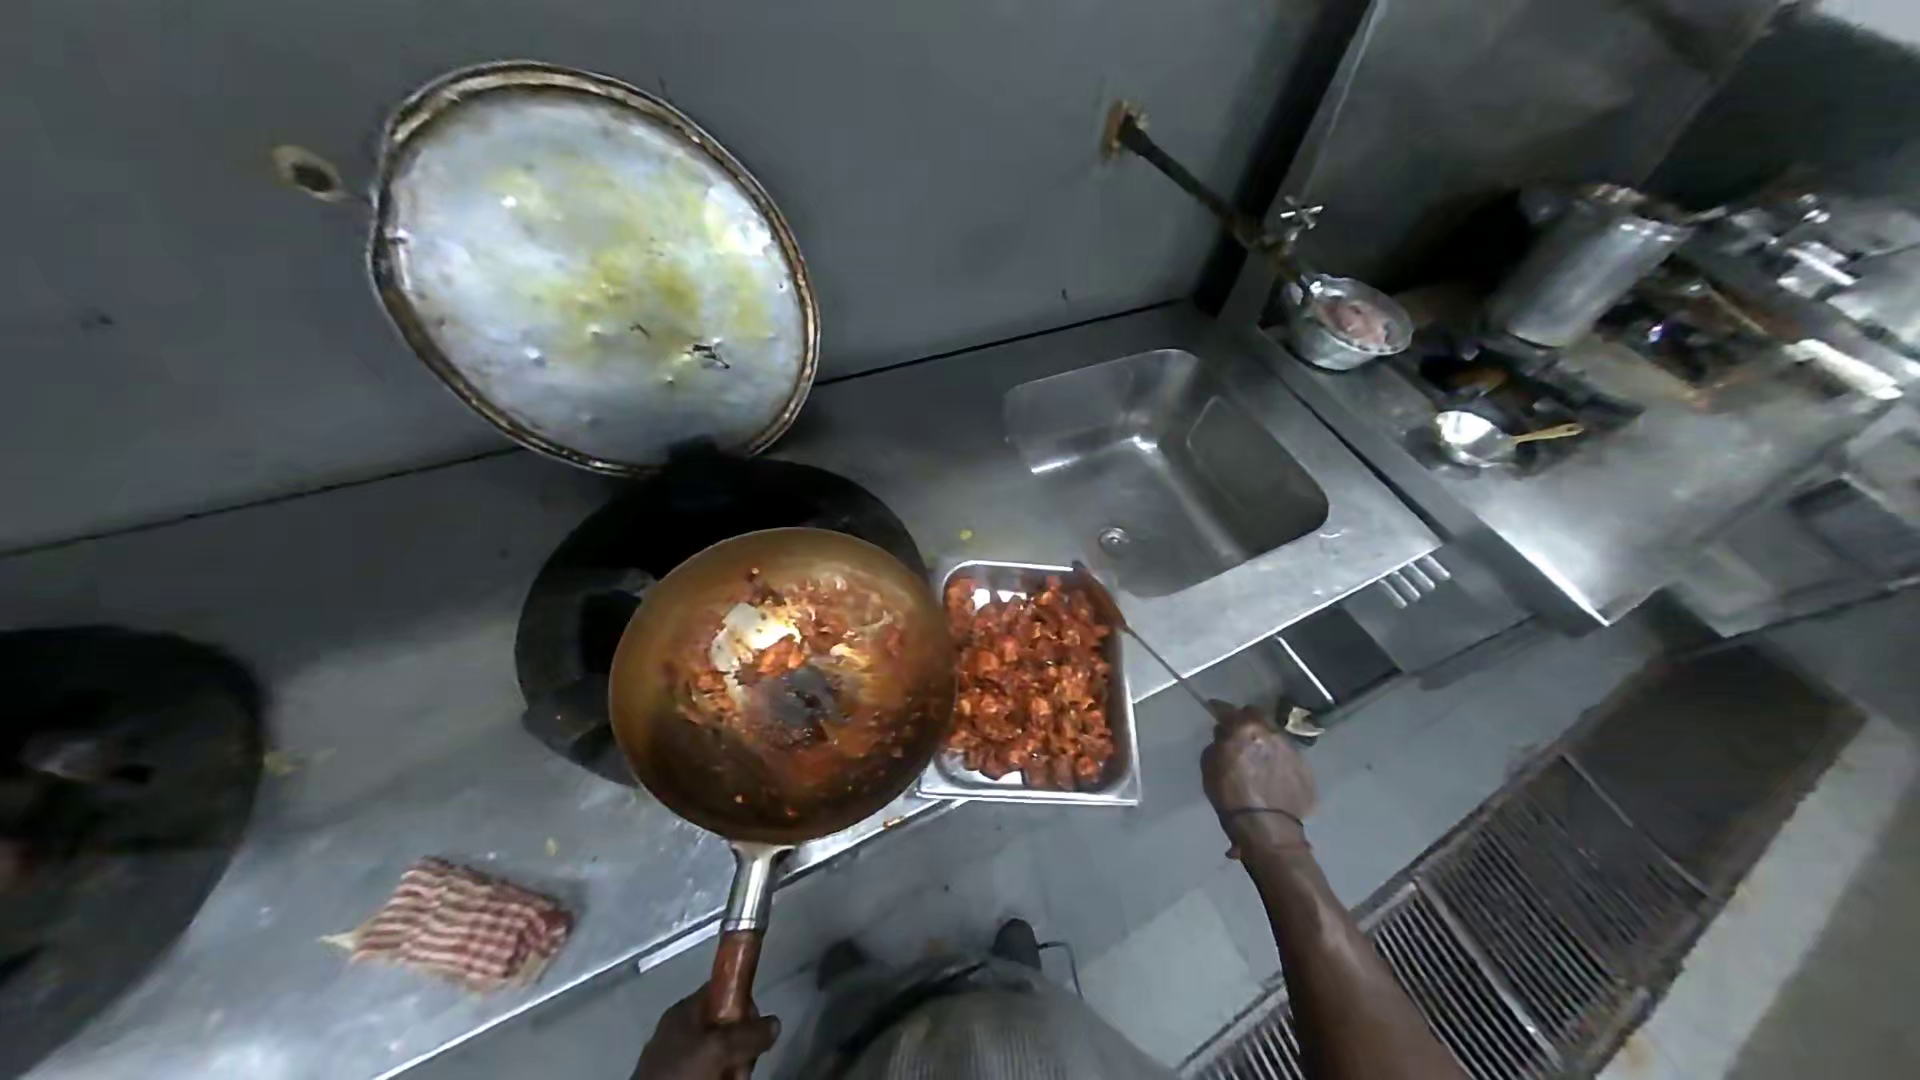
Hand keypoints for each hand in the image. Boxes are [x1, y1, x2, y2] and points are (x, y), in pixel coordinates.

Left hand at [632, 985, 779, 1079]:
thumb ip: (749, 1032)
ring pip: (723, 1055)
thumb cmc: (679, 1075)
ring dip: (736, 1067)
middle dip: (743, 1044)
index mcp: (685, 1012)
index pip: (723, 988)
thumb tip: (775, 1024)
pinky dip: (725, 1079)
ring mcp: (681, 1061)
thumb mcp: (718, 1048)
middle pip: (727, 1025)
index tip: (756, 1023)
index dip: (744, 1000)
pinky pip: (714, 1072)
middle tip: (745, 1063)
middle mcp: (683, 1032)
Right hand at [1202, 702, 1315, 855]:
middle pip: (1258, 716)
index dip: (1220, 709)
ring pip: (1275, 737)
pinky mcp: (1306, 770)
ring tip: (1259, 758)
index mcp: (1245, 729)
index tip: (1216, 712)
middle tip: (1240, 735)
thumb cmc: (1230, 795)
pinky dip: (1279, 762)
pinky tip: (1273, 776)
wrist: (1267, 829)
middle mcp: (1272, 733)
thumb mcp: (1209, 765)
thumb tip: (1226, 737)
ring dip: (1265, 742)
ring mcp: (1292, 751)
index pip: (1229, 709)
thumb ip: (1218, 743)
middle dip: (1247, 721)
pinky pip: (1288, 758)